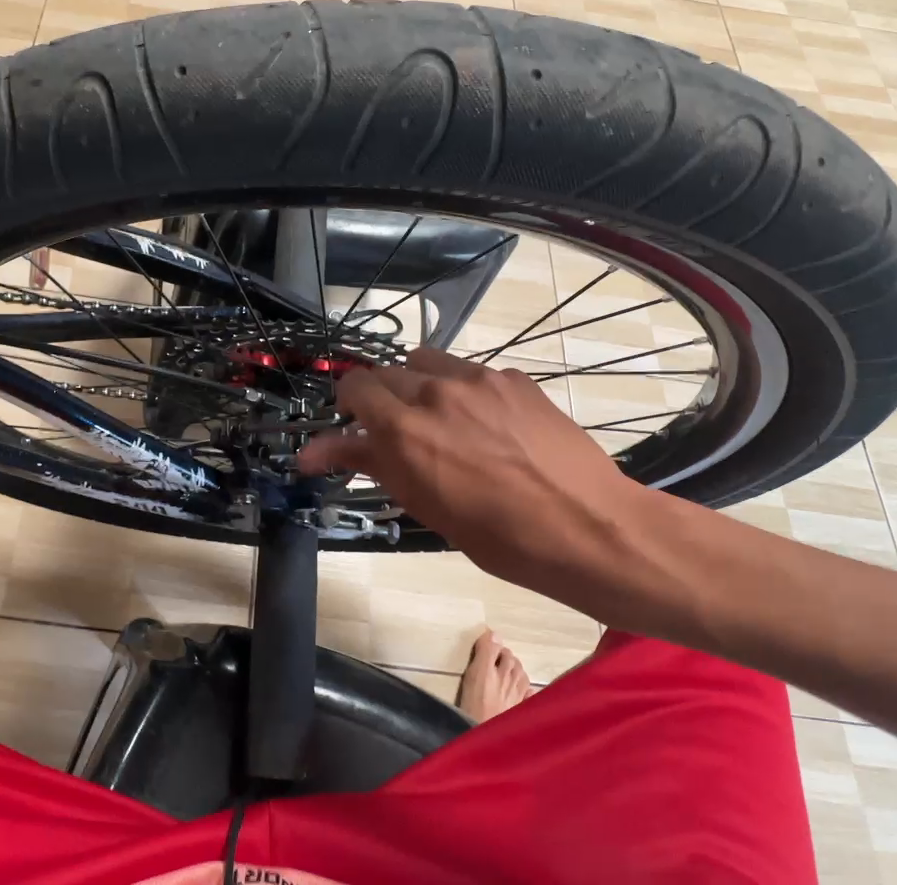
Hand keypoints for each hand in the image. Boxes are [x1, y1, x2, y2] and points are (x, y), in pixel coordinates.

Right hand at [299, 348, 658, 604]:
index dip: (349, 406)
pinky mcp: (514, 378)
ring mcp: (479, 379)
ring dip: (417, 384)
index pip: (354, 387)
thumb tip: (309, 452)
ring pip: (426, 361)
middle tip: (395, 432)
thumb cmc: (497, 535)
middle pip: (386, 372)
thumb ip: (368, 463)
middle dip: (381, 399)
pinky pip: (470, 371)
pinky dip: (462, 390)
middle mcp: (436, 391)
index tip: (354, 428)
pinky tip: (485, 424)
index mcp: (405, 427)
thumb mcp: (422, 503)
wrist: (587, 527)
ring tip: (437, 419)